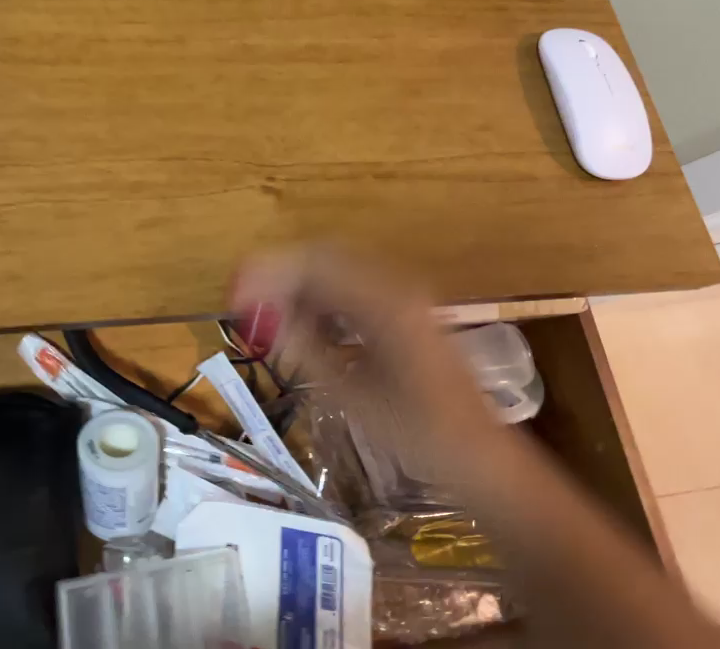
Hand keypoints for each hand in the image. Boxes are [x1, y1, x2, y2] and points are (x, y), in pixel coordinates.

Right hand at [231, 243, 495, 436]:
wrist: (485, 461)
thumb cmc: (421, 436)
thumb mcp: (352, 395)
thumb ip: (304, 347)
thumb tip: (257, 316)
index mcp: (386, 301)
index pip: (313, 263)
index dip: (267, 274)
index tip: (234, 297)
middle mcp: (397, 285)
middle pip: (323, 258)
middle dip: (278, 276)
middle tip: (243, 305)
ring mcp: (406, 295)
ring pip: (337, 270)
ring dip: (298, 287)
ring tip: (266, 319)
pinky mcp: (408, 310)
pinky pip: (354, 287)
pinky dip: (322, 299)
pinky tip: (305, 327)